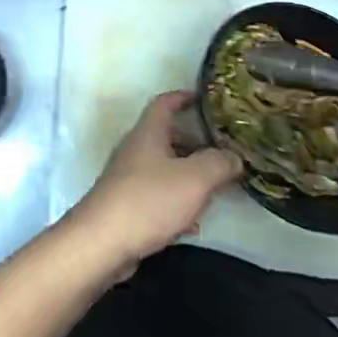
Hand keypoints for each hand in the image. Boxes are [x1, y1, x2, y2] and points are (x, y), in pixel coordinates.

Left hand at [65, 91, 241, 268]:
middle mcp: (136, 148)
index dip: (183, 97)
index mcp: (148, 133)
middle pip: (168, 136)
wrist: (104, 240)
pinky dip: (177, 202)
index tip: (204, 98)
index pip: (164, 103)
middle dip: (196, 143)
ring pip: (165, 167)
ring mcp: (129, 176)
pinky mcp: (127, 202)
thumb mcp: (194, 179)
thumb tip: (233, 156)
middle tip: (223, 154)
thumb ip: (218, 164)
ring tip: (216, 189)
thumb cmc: (149, 200)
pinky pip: (158, 194)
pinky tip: (192, 224)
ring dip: (189, 176)